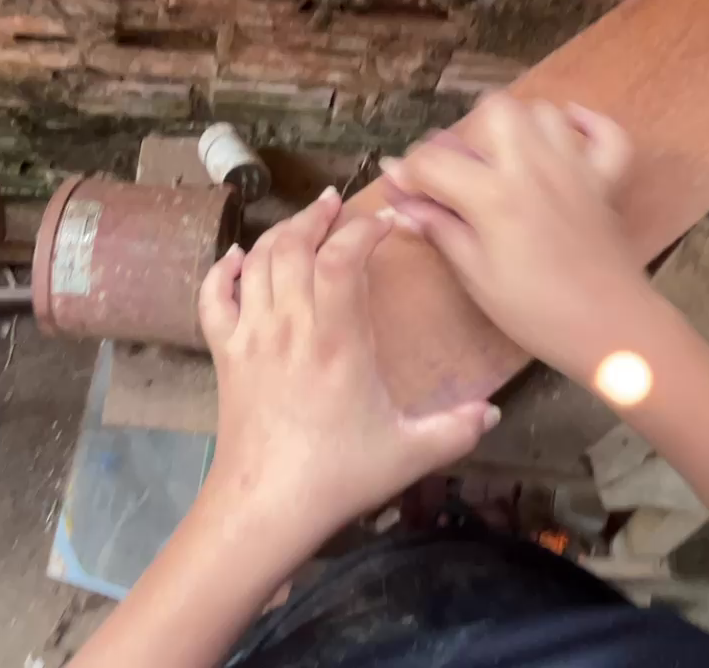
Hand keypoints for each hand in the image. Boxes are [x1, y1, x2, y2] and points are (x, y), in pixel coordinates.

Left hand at [196, 188, 499, 545]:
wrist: (264, 507)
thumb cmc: (337, 475)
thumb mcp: (409, 454)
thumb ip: (456, 429)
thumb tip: (495, 412)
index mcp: (336, 339)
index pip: (343, 259)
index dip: (364, 231)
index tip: (386, 222)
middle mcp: (289, 324)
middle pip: (294, 246)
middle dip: (316, 216)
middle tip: (336, 202)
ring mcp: (251, 334)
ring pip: (258, 261)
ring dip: (279, 232)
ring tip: (302, 220)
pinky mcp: (225, 352)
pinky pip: (213, 298)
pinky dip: (221, 271)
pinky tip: (236, 258)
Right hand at [380, 95, 668, 383]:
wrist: (611, 331)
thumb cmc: (534, 311)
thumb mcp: (475, 275)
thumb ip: (440, 229)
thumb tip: (402, 205)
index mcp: (493, 194)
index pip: (435, 162)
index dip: (408, 172)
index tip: (398, 186)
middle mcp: (533, 166)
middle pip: (495, 110)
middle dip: (468, 132)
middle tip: (461, 171)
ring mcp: (575, 168)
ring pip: (543, 112)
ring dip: (518, 126)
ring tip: (505, 159)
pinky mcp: (606, 180)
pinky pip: (606, 134)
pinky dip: (587, 125)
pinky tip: (567, 133)